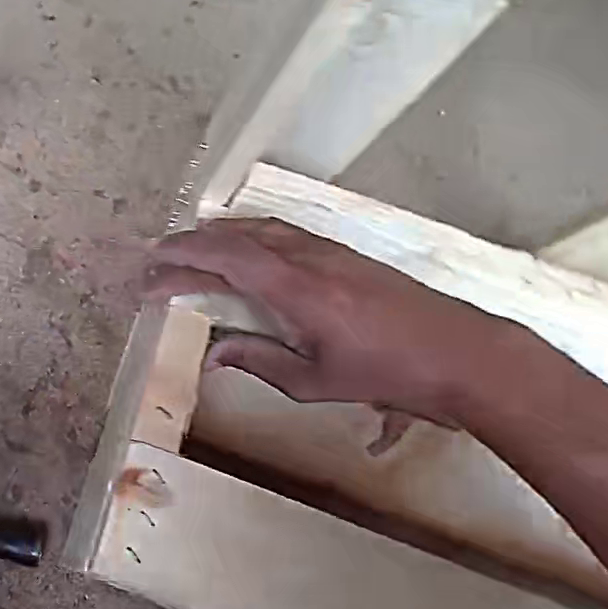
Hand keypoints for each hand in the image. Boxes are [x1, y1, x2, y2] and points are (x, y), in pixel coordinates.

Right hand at [143, 218, 529, 428]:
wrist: (457, 351)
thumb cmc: (384, 373)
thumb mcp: (312, 380)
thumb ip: (257, 359)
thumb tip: (211, 352)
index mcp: (295, 289)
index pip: (224, 260)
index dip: (181, 263)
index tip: (149, 275)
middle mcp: (306, 257)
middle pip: (234, 236)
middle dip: (188, 246)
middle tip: (155, 261)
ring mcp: (326, 249)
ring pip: (257, 228)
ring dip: (216, 236)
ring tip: (187, 250)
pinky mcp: (340, 252)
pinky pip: (279, 232)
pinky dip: (245, 235)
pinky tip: (239, 248)